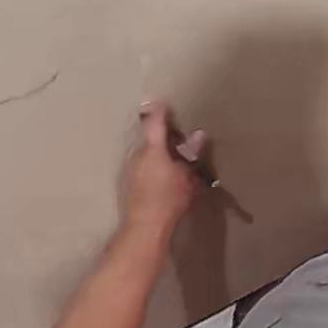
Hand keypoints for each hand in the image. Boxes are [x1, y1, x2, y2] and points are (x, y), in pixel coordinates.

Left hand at [119, 101, 206, 235]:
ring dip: (157, 147)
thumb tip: (199, 134)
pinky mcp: (128, 182)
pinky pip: (142, 163)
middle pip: (148, 137)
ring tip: (173, 152)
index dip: (160, 111)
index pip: (155, 124)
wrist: (144, 227)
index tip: (162, 99)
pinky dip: (153, 160)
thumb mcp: (188, 176)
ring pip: (145, 151)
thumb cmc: (170, 198)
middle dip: (161, 132)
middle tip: (177, 130)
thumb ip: (192, 153)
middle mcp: (137, 156)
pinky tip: (164, 171)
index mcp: (152, 151)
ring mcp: (130, 170)